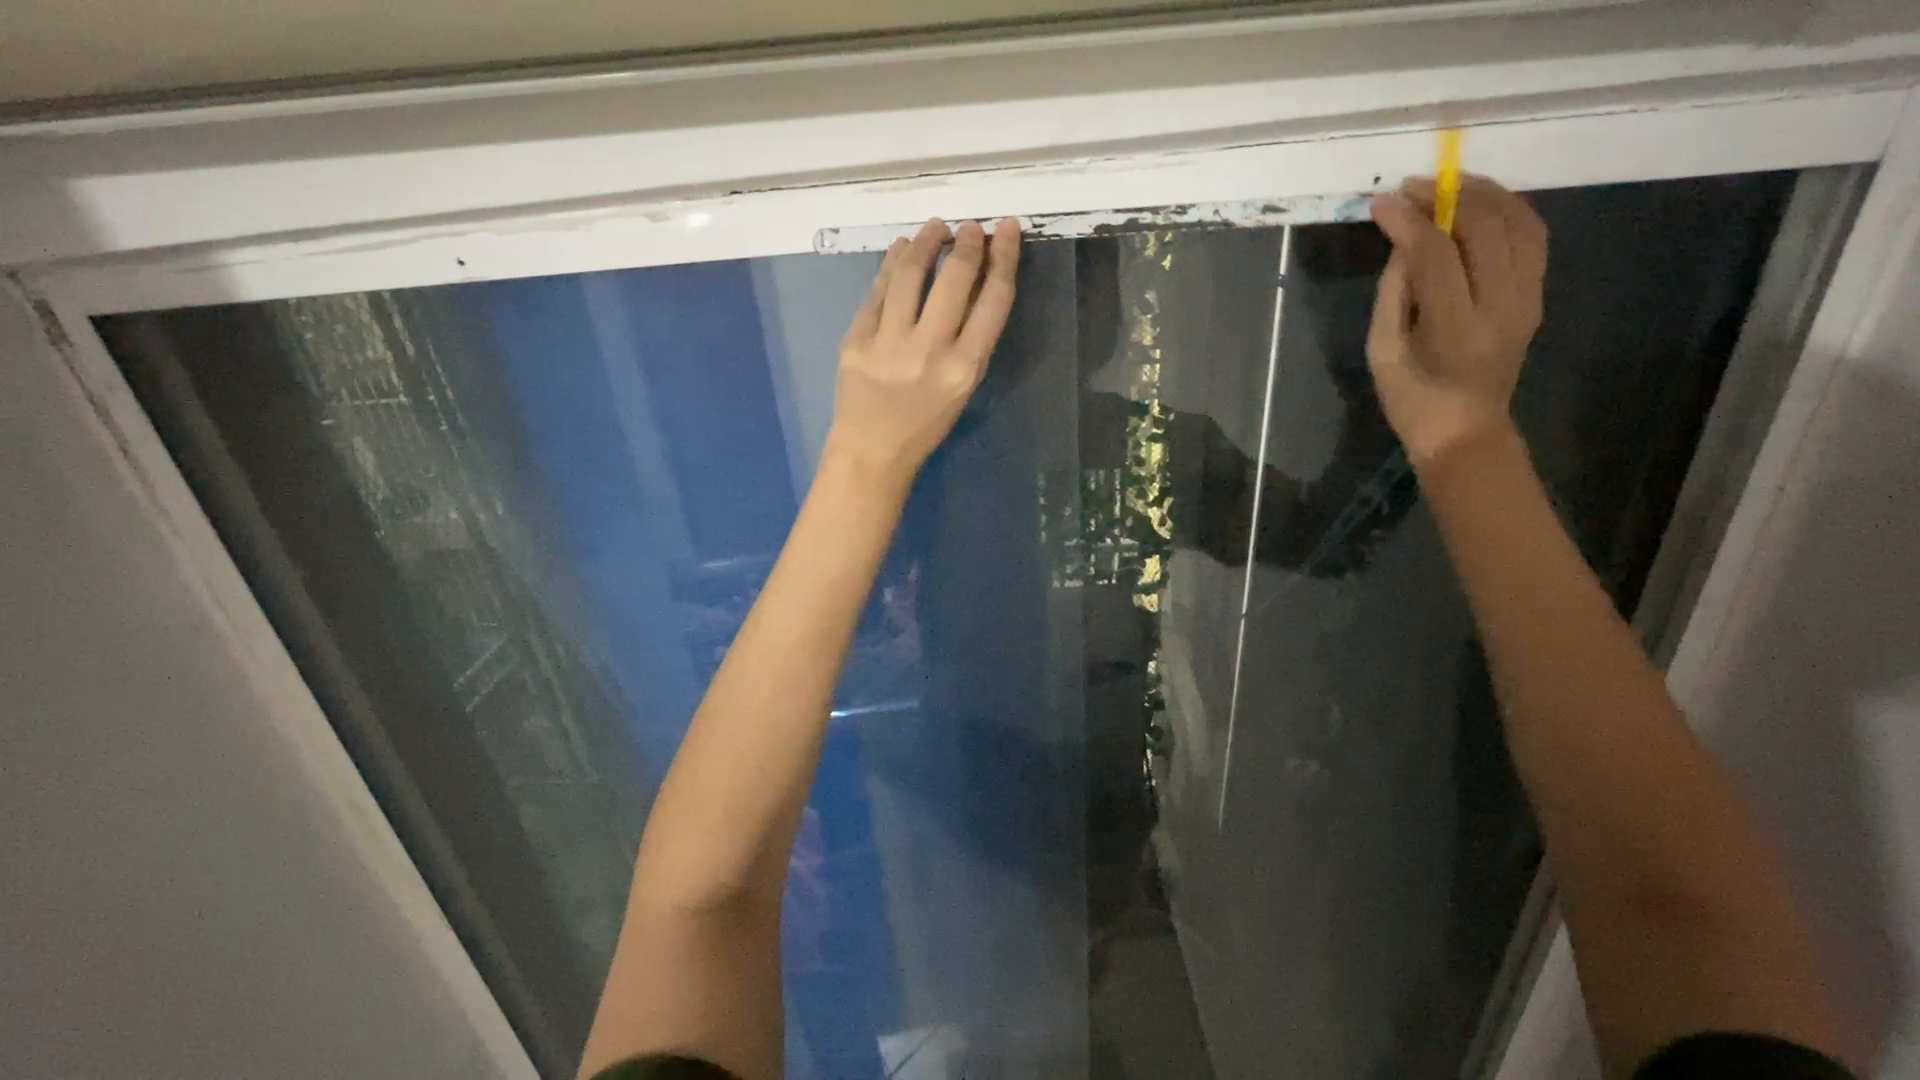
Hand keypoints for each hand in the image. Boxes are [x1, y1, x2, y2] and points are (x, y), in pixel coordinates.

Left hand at [824, 217, 1021, 486]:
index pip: (993, 299)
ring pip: (909, 275)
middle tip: (970, 227)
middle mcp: (929, 351)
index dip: (1004, 257)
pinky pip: (877, 291)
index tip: (1007, 229)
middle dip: (967, 244)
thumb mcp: (963, 387)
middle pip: (954, 279)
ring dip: (925, 244)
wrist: (872, 451)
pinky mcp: (856, 340)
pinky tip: (901, 249)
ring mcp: (888, 344)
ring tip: (935, 228)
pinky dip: (890, 264)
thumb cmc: (925, 424)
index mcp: (965, 368)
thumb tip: (977, 279)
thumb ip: (972, 337)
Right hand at [1367, 175, 1547, 468]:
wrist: (1465, 430)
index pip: (1436, 255)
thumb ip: (1393, 290)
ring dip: (1482, 193)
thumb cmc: (1411, 399)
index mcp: (1456, 331)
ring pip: (1518, 222)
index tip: (1381, 202)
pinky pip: (1532, 235)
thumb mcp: (1382, 349)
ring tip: (1446, 185)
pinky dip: (1508, 208)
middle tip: (1411, 188)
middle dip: (1446, 197)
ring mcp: (1529, 299)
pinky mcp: (1538, 294)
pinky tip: (1479, 201)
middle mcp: (1503, 308)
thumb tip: (1404, 236)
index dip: (1409, 221)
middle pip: (1484, 228)